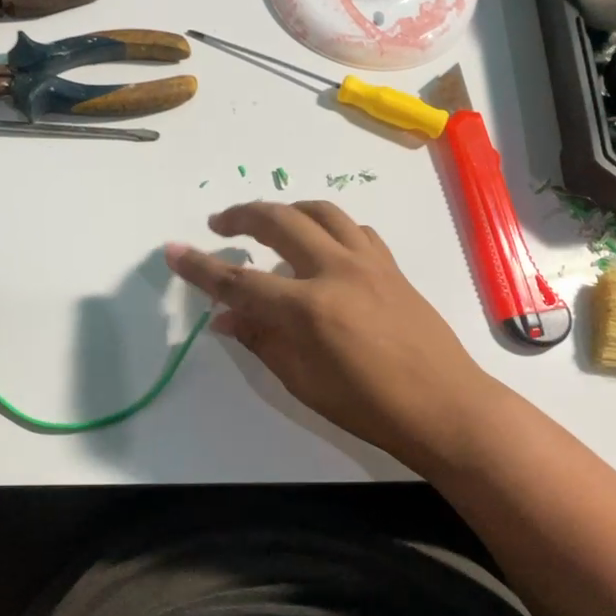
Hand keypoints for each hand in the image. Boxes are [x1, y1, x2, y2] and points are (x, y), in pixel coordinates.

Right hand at [165, 201, 487, 467]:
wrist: (442, 404)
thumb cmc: (367, 405)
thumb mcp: (302, 381)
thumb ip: (261, 340)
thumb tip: (224, 318)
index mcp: (308, 308)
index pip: (240, 282)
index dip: (201, 268)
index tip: (173, 251)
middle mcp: (336, 271)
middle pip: (280, 223)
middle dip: (243, 216)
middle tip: (220, 224)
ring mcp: (369, 263)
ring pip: (321, 212)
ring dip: (287, 210)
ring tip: (269, 222)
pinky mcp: (391, 266)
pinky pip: (354, 229)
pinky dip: (328, 226)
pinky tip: (322, 243)